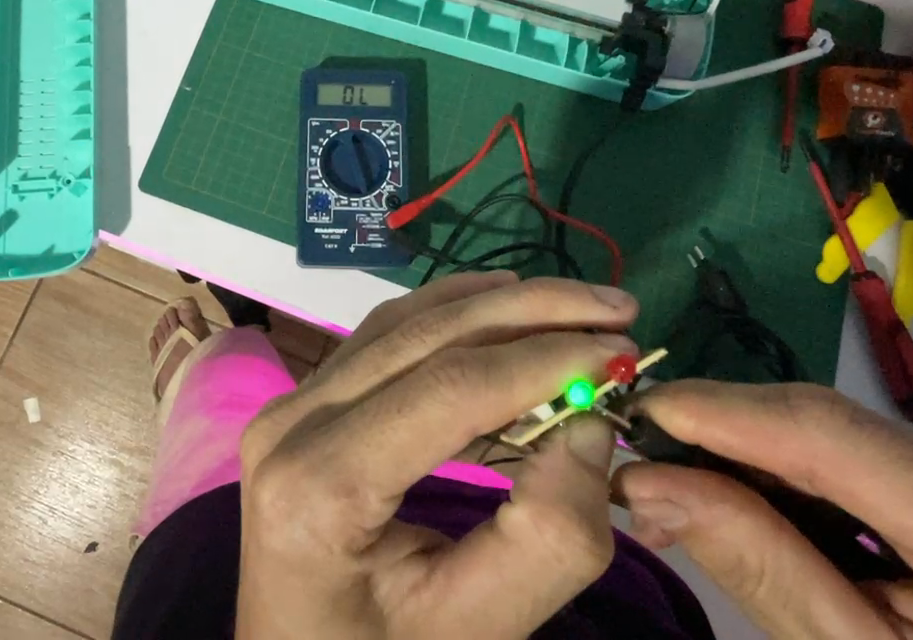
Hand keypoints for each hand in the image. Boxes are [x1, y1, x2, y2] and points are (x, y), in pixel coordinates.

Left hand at [237, 271, 638, 639]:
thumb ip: (544, 542)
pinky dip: (453, 317)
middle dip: (529, 310)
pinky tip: (505, 310)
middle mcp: (291, 424)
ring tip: (576, 306)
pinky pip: (385, 338)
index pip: (446, 389)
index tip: (621, 348)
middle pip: (423, 336)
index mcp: (318, 486)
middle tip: (616, 307)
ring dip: (495, 305)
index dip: (540, 358)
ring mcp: (291, 405)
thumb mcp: (472, 631)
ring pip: (404, 323)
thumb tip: (589, 427)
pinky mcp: (306, 401)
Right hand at [614, 381, 912, 638]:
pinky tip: (752, 504)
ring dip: (750, 456)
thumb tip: (648, 482)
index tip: (635, 412)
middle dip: (722, 439)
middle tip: (641, 479)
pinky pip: (860, 450)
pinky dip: (793, 472)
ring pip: (838, 433)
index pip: (837, 438)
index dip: (725, 412)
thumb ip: (761, 569)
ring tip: (684, 500)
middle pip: (832, 429)